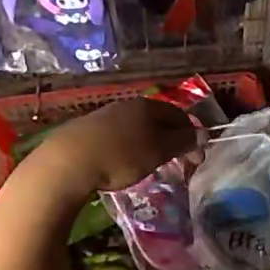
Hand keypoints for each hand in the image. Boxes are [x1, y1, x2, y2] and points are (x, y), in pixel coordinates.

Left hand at [19, 98, 197, 200]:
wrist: (65, 163)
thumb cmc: (121, 156)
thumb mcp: (159, 151)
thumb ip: (183, 142)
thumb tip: (203, 134)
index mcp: (148, 106)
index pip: (179, 115)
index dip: (192, 135)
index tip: (196, 158)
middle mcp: (127, 105)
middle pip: (157, 119)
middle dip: (170, 139)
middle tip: (176, 161)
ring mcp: (104, 115)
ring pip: (136, 127)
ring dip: (149, 142)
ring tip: (150, 163)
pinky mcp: (85, 130)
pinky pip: (117, 135)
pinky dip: (127, 147)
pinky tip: (122, 162)